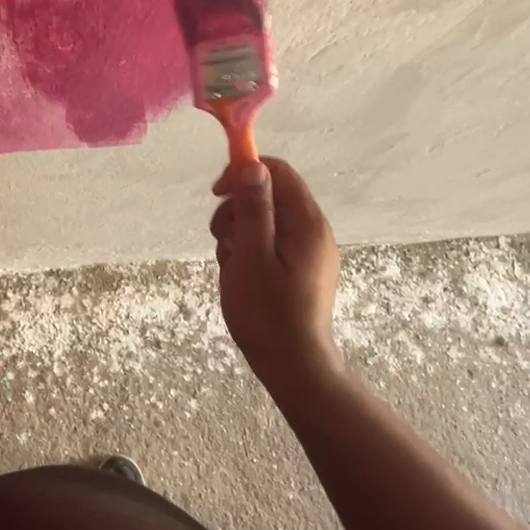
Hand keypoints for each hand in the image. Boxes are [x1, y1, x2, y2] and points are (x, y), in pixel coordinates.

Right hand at [209, 157, 343, 389]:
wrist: (292, 365)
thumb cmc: (267, 312)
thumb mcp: (252, 256)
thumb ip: (254, 209)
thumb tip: (253, 164)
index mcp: (307, 222)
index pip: (277, 171)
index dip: (244, 172)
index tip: (217, 194)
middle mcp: (312, 229)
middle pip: (267, 194)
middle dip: (237, 210)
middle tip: (225, 242)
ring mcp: (307, 249)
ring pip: (262, 218)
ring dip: (238, 233)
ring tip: (232, 264)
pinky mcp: (299, 265)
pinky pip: (267, 241)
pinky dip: (247, 250)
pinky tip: (241, 274)